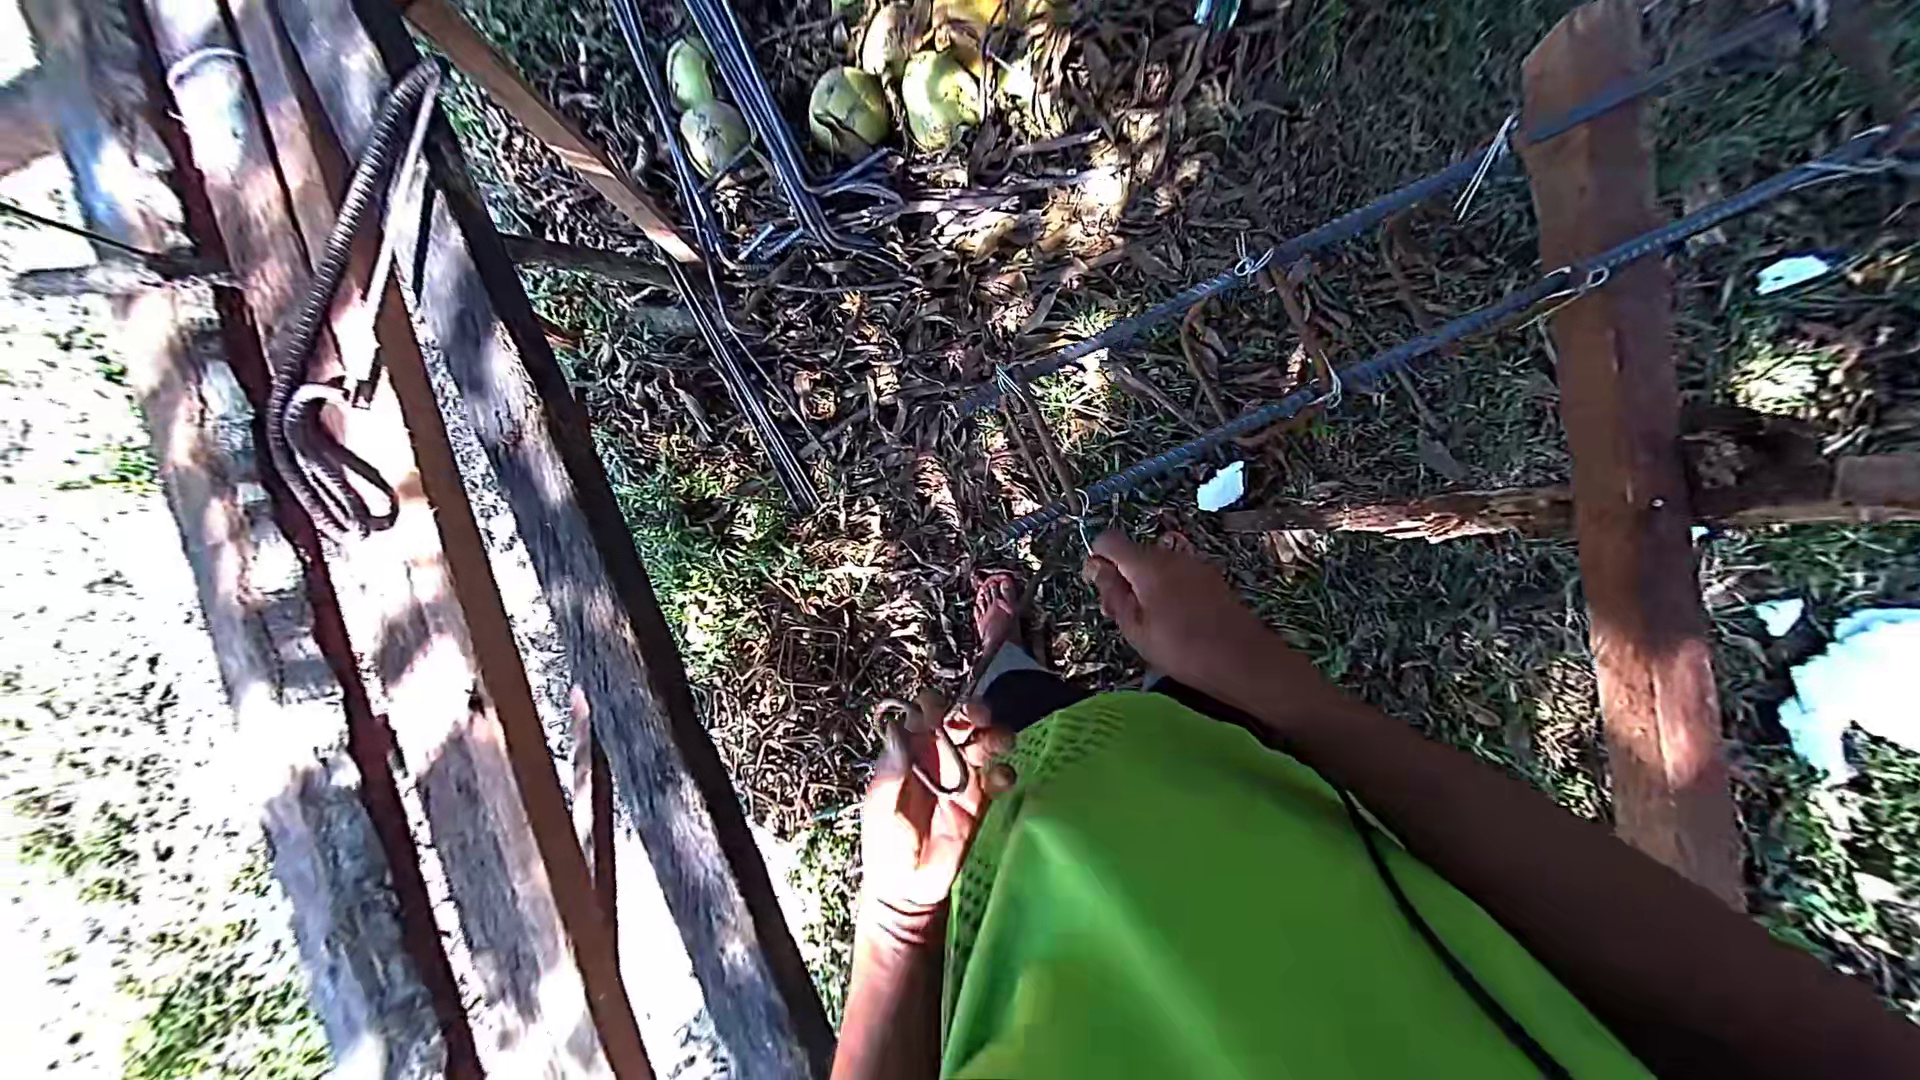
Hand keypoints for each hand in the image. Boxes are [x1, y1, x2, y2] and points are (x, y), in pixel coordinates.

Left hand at [857, 691, 1008, 946]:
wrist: (908, 891)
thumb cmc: (886, 845)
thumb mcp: (880, 806)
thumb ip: (891, 770)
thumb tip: (897, 729)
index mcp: (910, 749)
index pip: (923, 713)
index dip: (933, 706)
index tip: (938, 711)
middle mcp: (938, 755)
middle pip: (959, 720)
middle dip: (971, 711)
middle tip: (979, 715)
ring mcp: (962, 775)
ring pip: (983, 742)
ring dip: (993, 735)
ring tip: (998, 741)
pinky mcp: (981, 799)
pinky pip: (998, 776)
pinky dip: (1004, 772)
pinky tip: (1002, 779)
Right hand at [1081, 530, 1295, 699]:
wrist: (1243, 661)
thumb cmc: (1180, 648)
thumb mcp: (1134, 626)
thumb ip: (1112, 592)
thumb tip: (1095, 566)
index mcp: (1147, 564)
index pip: (1109, 540)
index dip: (1097, 559)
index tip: (1098, 587)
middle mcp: (1171, 555)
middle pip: (1133, 553)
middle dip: (1120, 576)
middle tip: (1120, 614)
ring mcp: (1194, 565)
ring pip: (1155, 565)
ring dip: (1143, 585)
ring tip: (1148, 622)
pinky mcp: (1210, 578)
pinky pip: (1176, 574)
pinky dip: (1165, 589)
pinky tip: (1173, 620)